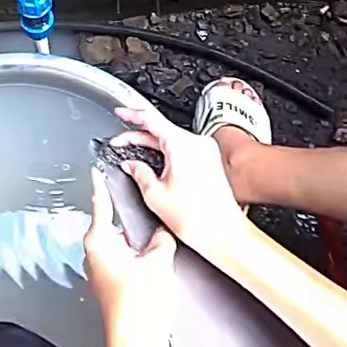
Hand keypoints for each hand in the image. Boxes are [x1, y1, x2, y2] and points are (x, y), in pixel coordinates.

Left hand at [84, 171, 175, 346]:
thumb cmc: (137, 311)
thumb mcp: (157, 263)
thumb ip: (159, 241)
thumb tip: (161, 235)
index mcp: (98, 243)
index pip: (99, 205)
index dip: (100, 186)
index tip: (97, 170)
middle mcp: (97, 257)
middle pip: (112, 225)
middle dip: (127, 215)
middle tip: (140, 199)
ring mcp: (106, 274)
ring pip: (123, 246)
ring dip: (138, 240)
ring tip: (155, 235)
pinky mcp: (117, 289)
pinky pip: (130, 263)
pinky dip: (142, 259)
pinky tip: (157, 263)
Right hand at [109, 106, 246, 256]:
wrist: (227, 235)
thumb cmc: (199, 220)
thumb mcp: (155, 195)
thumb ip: (138, 172)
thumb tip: (130, 164)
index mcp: (182, 145)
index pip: (151, 118)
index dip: (131, 114)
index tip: (120, 112)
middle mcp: (196, 143)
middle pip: (160, 128)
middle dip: (137, 133)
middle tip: (119, 141)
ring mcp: (205, 150)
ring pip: (170, 138)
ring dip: (150, 142)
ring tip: (132, 151)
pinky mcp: (209, 159)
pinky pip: (181, 147)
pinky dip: (164, 150)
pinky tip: (153, 160)